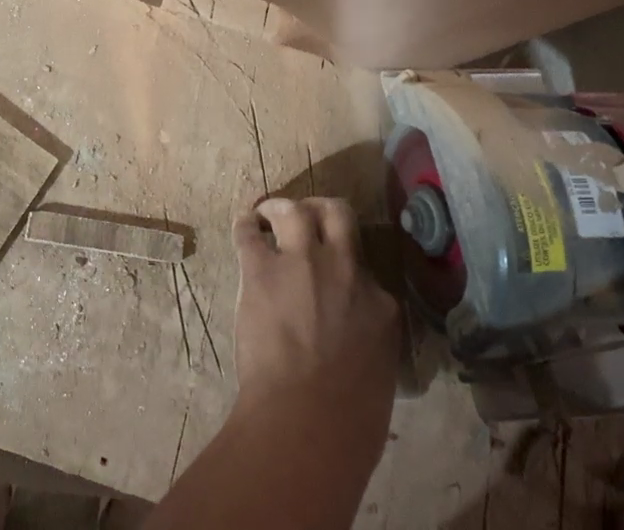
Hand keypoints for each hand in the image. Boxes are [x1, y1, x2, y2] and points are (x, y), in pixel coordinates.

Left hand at [142, 197, 399, 529]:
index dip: (345, 270)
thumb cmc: (350, 417)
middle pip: (338, 216)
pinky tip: (242, 226)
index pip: (365, 270)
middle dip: (321, 209)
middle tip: (305, 213)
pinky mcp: (262, 269)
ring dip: (279, 208)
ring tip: (266, 212)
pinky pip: (249, 233)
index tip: (329, 277)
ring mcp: (304, 264)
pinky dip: (244, 226)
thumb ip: (366, 343)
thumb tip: (350, 343)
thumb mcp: (379, 373)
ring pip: (296, 211)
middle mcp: (346, 271)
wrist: (309, 415)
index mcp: (381, 304)